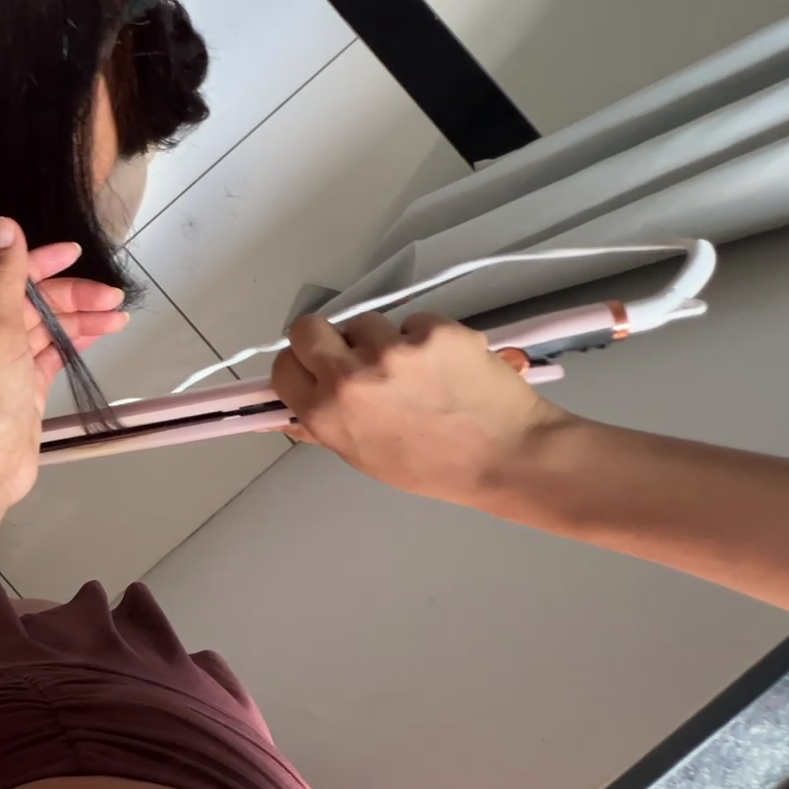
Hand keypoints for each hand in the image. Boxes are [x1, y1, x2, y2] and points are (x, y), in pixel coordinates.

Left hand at [0, 219, 128, 507]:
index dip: (44, 261)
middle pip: (39, 302)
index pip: (15, 276)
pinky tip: (100, 335)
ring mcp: (13, 364)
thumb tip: (5, 225)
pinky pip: (55, 354)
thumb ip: (5, 278)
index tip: (78, 253)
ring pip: (52, 328)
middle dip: (75, 294)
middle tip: (113, 299)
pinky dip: (77, 342)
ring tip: (119, 317)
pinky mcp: (29, 389)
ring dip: (83, 318)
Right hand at [270, 311, 573, 506]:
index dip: (297, 366)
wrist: (506, 454)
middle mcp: (348, 376)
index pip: (282, 366)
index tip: (312, 370)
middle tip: (345, 353)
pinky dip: (421, 338)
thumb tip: (287, 410)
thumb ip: (318, 425)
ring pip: (363, 322)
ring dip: (376, 338)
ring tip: (405, 365)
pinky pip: (412, 322)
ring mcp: (392, 350)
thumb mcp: (356, 455)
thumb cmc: (426, 466)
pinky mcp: (434, 331)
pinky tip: (440, 364)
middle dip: (321, 338)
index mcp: (323, 412)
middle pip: (306, 328)